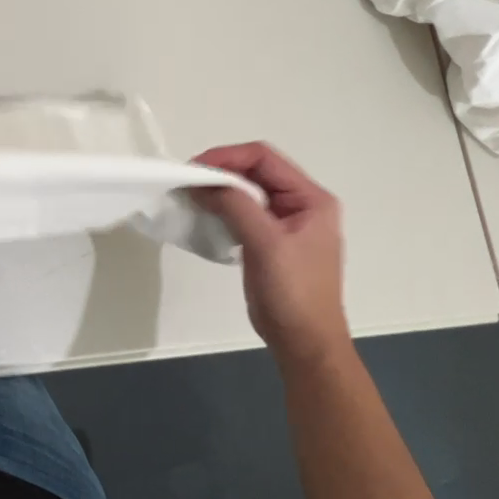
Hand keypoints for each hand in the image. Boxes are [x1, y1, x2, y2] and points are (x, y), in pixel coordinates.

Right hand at [192, 143, 349, 365]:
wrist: (304, 341)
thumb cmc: (293, 291)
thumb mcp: (265, 243)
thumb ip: (235, 205)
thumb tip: (199, 181)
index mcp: (311, 199)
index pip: (264, 158)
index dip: (227, 157)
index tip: (194, 170)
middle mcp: (300, 203)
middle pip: (254, 170)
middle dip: (219, 171)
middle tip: (187, 182)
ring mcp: (284, 221)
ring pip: (245, 189)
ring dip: (217, 188)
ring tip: (191, 196)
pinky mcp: (268, 237)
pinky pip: (241, 209)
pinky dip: (220, 206)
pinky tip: (203, 214)